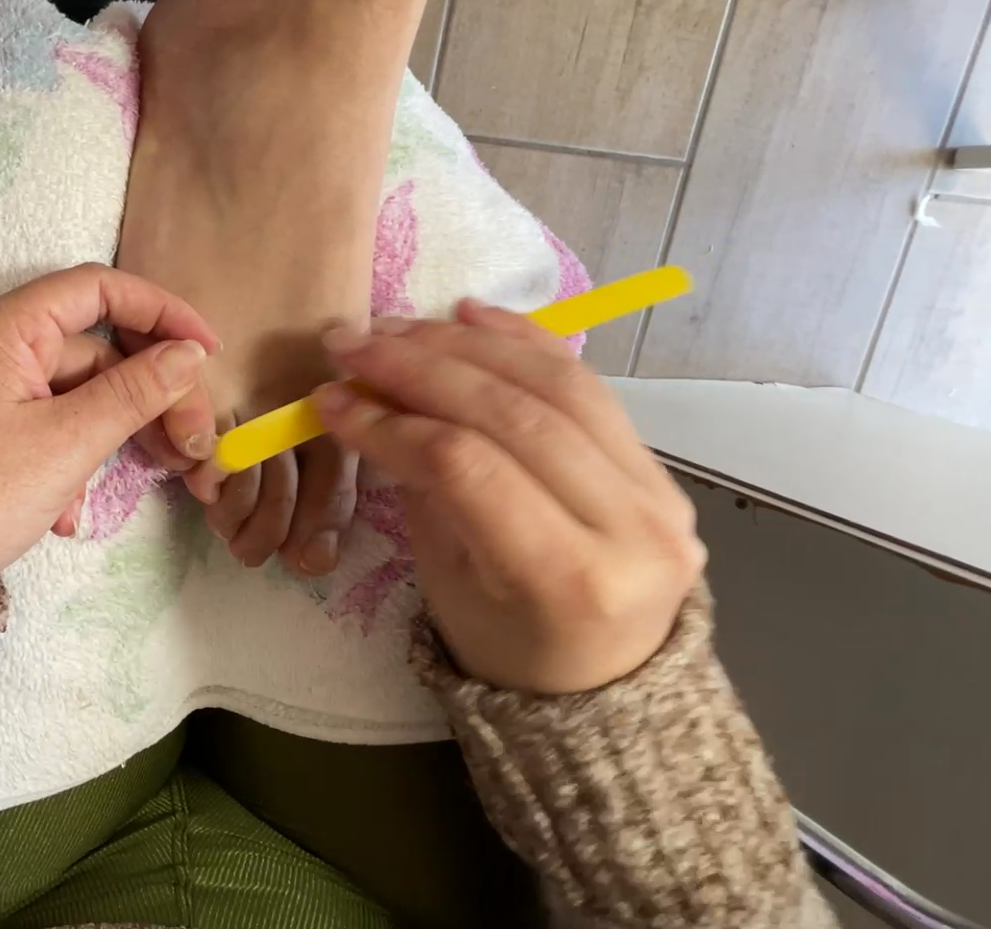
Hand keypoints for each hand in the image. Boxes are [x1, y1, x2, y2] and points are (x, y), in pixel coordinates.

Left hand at [0, 264, 219, 622]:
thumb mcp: (67, 443)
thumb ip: (135, 390)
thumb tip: (191, 351)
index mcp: (2, 327)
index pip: (96, 289)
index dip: (161, 311)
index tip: (209, 350)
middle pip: (93, 349)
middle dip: (148, 393)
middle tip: (192, 444)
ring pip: (74, 394)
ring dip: (114, 435)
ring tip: (154, 478)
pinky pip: (43, 424)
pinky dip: (71, 458)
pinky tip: (68, 515)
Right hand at [312, 300, 705, 693]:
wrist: (599, 675)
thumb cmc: (501, 640)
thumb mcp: (442, 575)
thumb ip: (417, 482)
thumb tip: (367, 399)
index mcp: (566, 579)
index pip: (465, 467)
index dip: (389, 421)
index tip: (330, 397)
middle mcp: (631, 527)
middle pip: (512, 414)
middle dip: (418, 366)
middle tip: (351, 344)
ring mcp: (660, 490)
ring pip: (554, 384)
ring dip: (464, 344)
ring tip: (397, 328)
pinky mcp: (660, 465)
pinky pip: (587, 384)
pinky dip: (524, 340)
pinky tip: (470, 314)